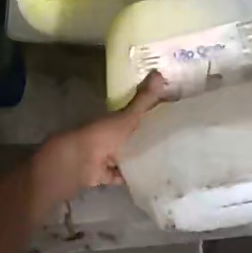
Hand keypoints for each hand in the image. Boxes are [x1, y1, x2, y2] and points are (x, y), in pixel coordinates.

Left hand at [30, 72, 166, 219]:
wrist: (79, 161)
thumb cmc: (103, 135)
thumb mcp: (127, 117)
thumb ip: (144, 100)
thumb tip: (159, 73)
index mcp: (113, 120)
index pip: (133, 114)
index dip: (148, 114)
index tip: (168, 116)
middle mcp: (108, 137)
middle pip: (130, 137)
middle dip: (145, 139)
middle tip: (172, 142)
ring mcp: (104, 157)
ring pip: (125, 157)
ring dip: (139, 159)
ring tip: (165, 162)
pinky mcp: (103, 174)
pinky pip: (120, 176)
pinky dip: (131, 178)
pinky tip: (149, 179)